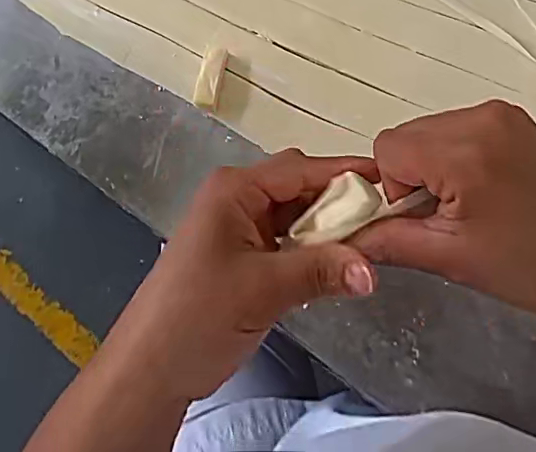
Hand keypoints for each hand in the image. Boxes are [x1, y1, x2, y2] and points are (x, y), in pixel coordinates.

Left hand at [96, 151, 380, 400]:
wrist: (150, 366)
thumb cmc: (196, 314)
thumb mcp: (263, 289)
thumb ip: (319, 271)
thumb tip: (370, 268)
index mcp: (235, 189)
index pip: (299, 169)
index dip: (343, 171)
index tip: (385, 178)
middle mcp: (237, 198)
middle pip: (297, 186)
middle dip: (337, 200)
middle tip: (381, 216)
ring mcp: (238, 225)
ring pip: (294, 214)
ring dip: (326, 228)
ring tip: (366, 241)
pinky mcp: (242, 252)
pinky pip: (285, 238)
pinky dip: (310, 248)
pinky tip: (334, 263)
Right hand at [353, 101, 535, 321]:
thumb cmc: (528, 268)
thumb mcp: (447, 258)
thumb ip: (386, 238)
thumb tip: (345, 231)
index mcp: (467, 155)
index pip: (389, 146)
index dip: (396, 185)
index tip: (425, 213)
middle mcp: (482, 121)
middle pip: (406, 134)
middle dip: (412, 172)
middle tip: (446, 211)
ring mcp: (498, 113)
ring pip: (426, 128)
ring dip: (431, 161)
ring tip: (466, 199)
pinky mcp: (507, 115)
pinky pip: (452, 124)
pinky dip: (451, 151)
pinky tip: (478, 182)